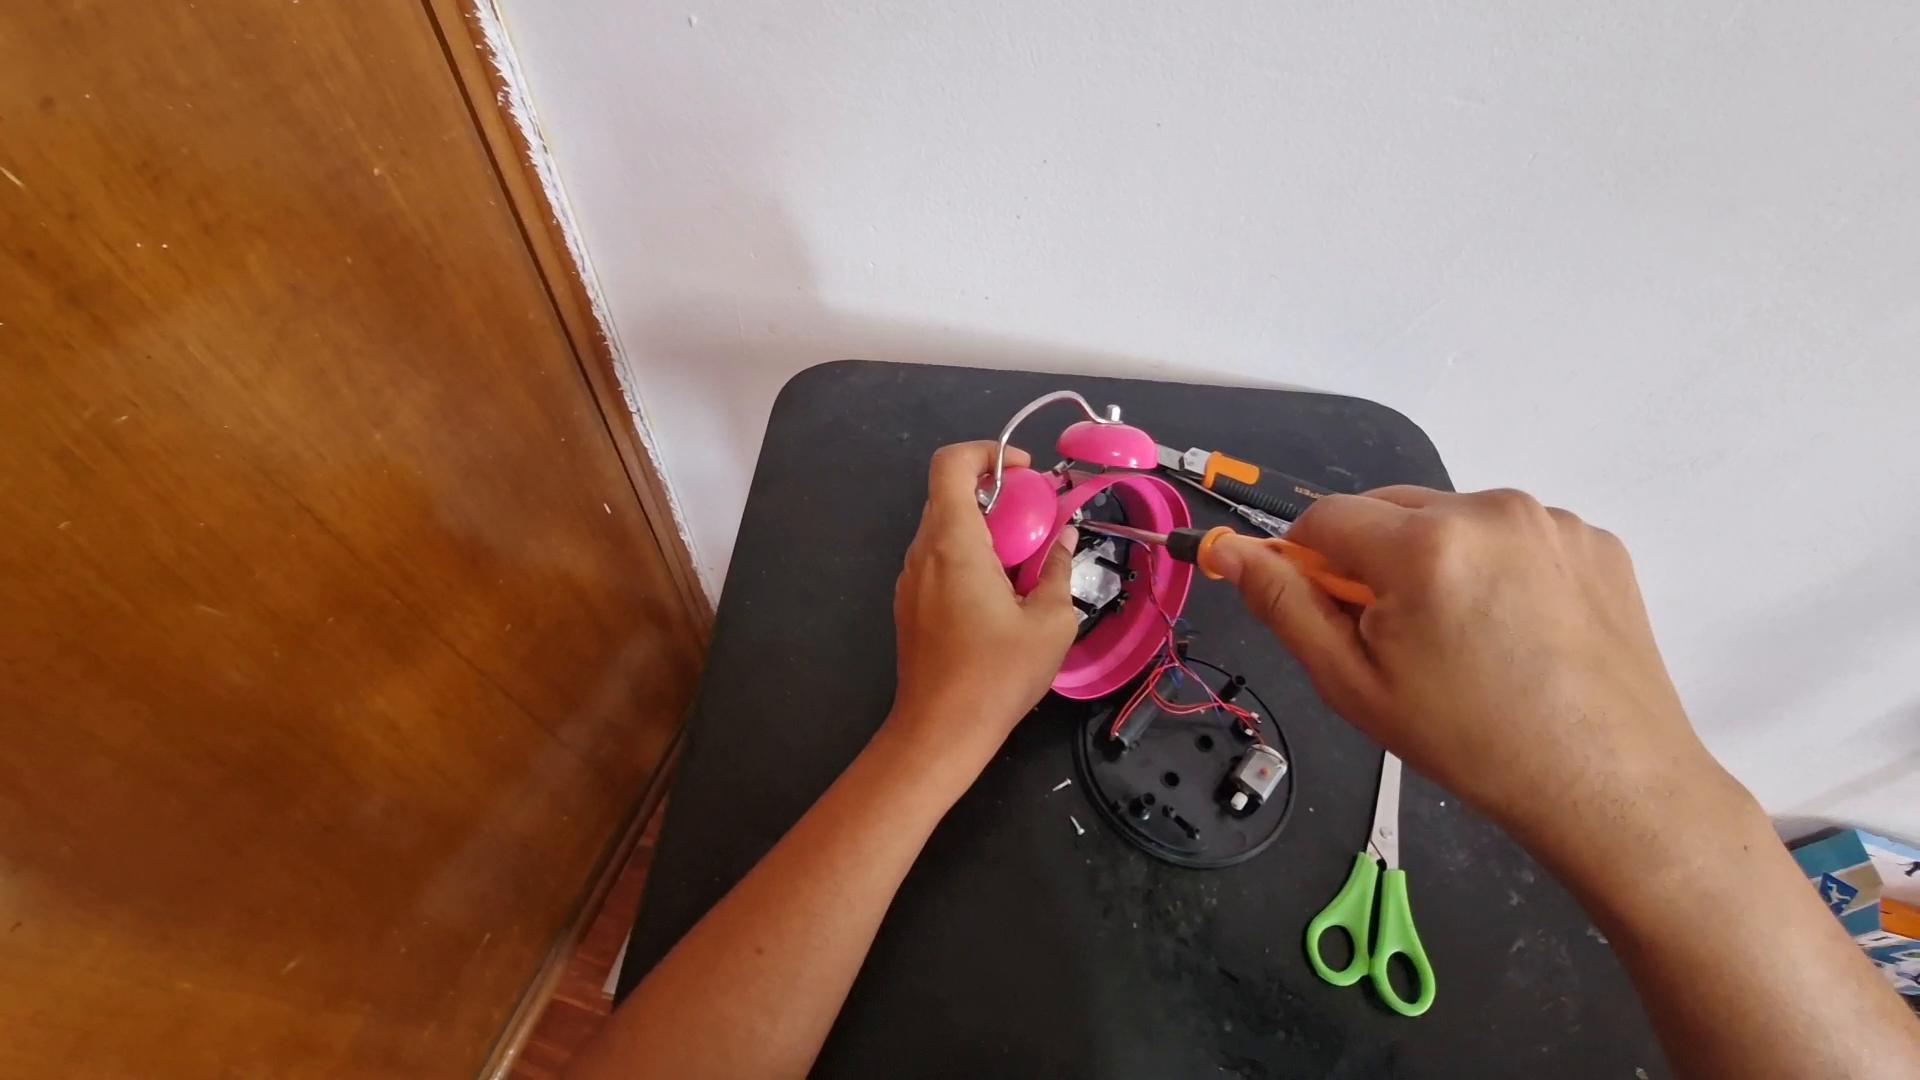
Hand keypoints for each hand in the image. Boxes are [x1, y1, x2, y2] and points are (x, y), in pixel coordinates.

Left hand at [887, 442, 1078, 765]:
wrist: (941, 730)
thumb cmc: (998, 674)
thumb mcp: (1051, 622)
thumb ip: (1060, 569)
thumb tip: (1065, 537)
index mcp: (953, 542)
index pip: (951, 462)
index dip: (988, 452)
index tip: (1024, 473)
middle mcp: (923, 551)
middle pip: (951, 494)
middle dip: (997, 494)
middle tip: (1036, 520)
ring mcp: (910, 578)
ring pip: (944, 528)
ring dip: (984, 528)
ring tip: (1023, 562)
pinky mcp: (909, 603)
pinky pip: (938, 559)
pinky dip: (968, 555)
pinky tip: (997, 595)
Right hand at [1205, 487, 1731, 849]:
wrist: (1611, 786)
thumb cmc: (1465, 738)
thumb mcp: (1349, 679)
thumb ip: (1282, 603)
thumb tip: (1227, 550)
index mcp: (1424, 544)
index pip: (1323, 516)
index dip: (1305, 559)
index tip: (1325, 611)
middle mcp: (1489, 509)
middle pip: (1383, 509)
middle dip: (1366, 557)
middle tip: (1390, 631)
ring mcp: (1552, 520)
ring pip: (1442, 517)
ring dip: (1425, 556)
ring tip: (1457, 630)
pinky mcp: (1595, 538)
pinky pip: (1504, 531)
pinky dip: (1486, 561)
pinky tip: (1510, 623)